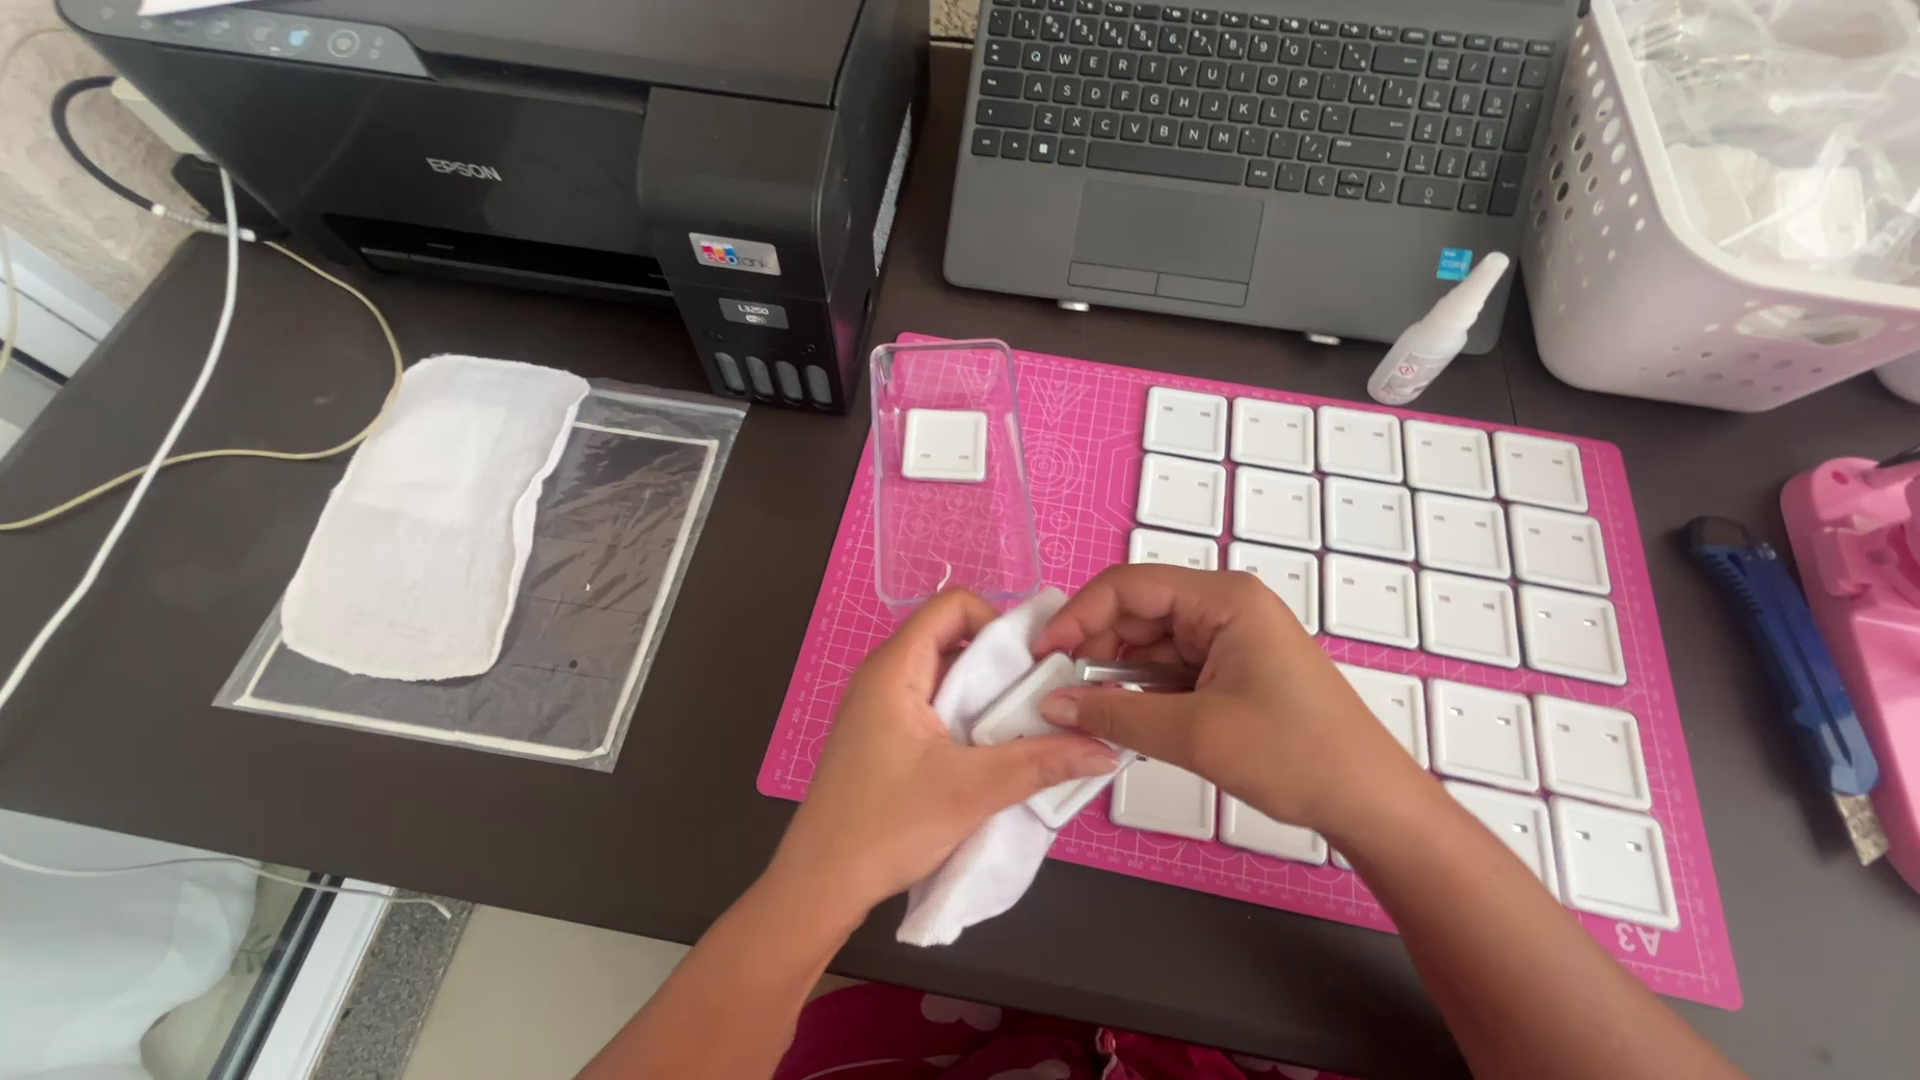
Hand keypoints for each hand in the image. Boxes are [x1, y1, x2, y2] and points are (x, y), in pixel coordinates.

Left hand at [770, 590, 1120, 915]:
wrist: (820, 884)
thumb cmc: (883, 827)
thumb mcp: (971, 791)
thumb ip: (1041, 763)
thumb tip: (1103, 749)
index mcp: (896, 668)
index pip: (954, 605)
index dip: (999, 621)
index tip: (1035, 664)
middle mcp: (887, 677)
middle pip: (957, 641)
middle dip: (1006, 667)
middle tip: (1048, 702)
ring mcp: (885, 709)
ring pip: (951, 680)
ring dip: (992, 700)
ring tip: (1032, 731)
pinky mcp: (889, 739)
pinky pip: (940, 710)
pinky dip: (973, 722)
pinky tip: (999, 756)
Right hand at [1030, 564, 1425, 835]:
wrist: (1370, 802)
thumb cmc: (1296, 755)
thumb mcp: (1194, 734)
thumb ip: (1114, 715)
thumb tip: (1054, 704)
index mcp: (1224, 599)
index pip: (1130, 586)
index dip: (1079, 614)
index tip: (1044, 653)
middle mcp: (1225, 608)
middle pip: (1137, 612)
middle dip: (1094, 648)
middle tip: (1058, 689)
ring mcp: (1229, 640)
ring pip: (1149, 644)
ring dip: (1114, 674)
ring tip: (1085, 710)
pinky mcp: (1231, 671)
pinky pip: (1169, 670)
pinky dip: (1140, 691)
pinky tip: (1120, 718)